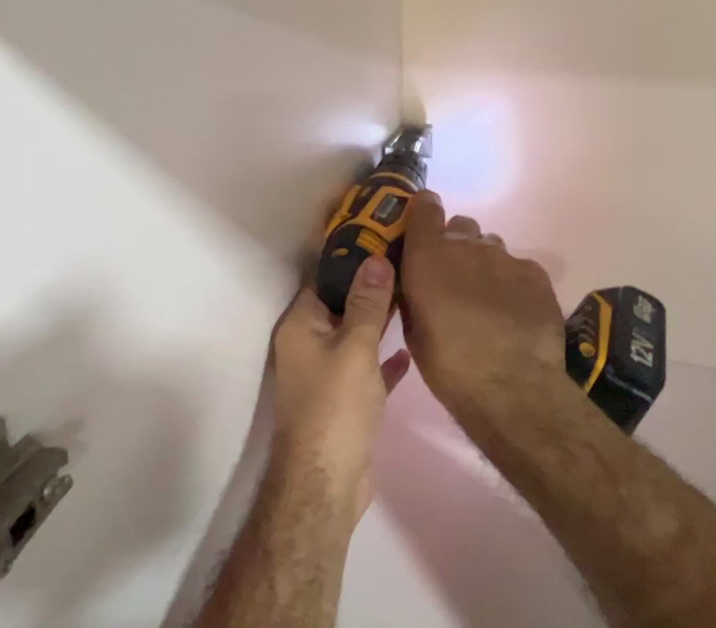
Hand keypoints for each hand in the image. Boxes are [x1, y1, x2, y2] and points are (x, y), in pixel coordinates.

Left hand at [269, 256, 411, 516]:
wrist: (327, 483)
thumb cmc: (336, 406)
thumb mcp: (354, 347)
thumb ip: (367, 303)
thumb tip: (376, 258)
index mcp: (301, 324)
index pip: (323, 276)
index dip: (350, 254)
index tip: (381, 233)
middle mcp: (308, 344)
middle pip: (341, 303)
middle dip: (369, 283)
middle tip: (407, 258)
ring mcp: (326, 373)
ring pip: (355, 335)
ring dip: (379, 318)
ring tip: (414, 292)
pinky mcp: (345, 400)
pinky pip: (367, 368)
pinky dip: (384, 358)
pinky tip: (409, 347)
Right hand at [399, 191, 567, 425]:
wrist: (512, 388)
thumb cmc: (450, 366)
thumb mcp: (414, 333)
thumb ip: (413, 295)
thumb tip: (415, 285)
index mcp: (428, 257)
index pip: (425, 207)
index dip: (425, 211)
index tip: (424, 224)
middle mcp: (466, 246)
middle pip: (461, 226)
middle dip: (456, 245)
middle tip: (456, 279)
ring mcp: (504, 257)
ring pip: (490, 247)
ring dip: (484, 265)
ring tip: (488, 301)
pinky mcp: (535, 273)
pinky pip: (518, 267)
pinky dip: (513, 283)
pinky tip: (514, 312)